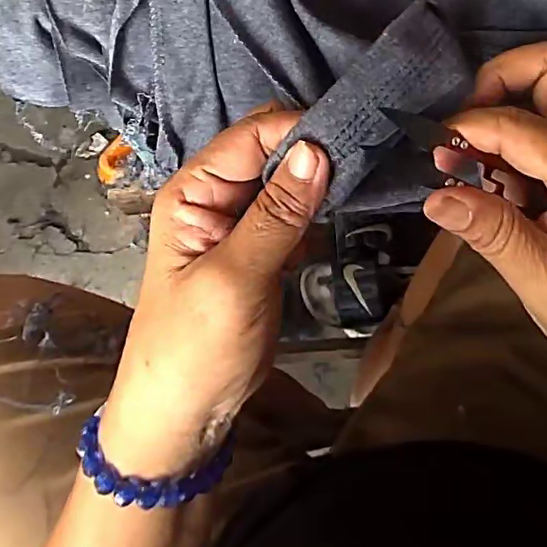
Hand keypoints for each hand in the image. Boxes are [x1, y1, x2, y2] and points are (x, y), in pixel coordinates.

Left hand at [97, 109, 328, 476]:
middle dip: (312, 149)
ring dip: (319, 177)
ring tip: (363, 175)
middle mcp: (215, 194)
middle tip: (364, 154)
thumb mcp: (234, 278)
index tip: (349, 136)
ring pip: (285, 177)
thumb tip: (316, 150)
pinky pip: (293, 209)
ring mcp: (239, 221)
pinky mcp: (261, 246)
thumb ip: (276, 213)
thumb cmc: (193, 347)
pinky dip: (316, 207)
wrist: (182, 417)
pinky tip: (342, 208)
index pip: (250, 136)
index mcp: (194, 189)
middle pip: (269, 149)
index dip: (298, 130)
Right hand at [423, 42, 546, 393]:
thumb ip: (495, 237)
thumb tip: (436, 198)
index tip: (435, 154)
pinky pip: (542, 117)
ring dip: (500, 101)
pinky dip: (505, 130)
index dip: (472, 128)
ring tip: (469, 155)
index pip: (526, 127)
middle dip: (499, 77)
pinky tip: (489, 176)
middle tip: (463, 129)